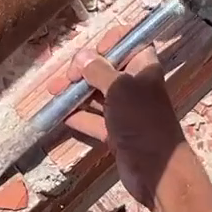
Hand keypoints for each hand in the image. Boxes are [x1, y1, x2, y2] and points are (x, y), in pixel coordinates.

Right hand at [65, 47, 192, 207]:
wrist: (156, 170)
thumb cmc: (141, 119)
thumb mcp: (119, 88)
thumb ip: (98, 71)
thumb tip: (82, 56)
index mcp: (143, 67)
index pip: (130, 43)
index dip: (111, 41)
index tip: (94, 50)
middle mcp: (135, 85)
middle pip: (107, 69)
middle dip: (84, 69)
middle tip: (66, 77)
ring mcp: (126, 110)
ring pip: (97, 94)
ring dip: (76, 92)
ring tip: (54, 93)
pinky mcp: (117, 132)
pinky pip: (95, 119)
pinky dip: (79, 117)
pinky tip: (62, 116)